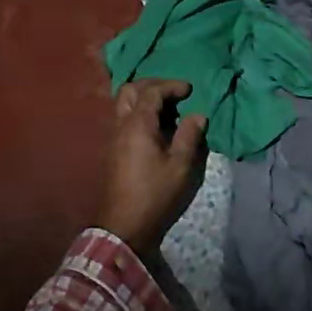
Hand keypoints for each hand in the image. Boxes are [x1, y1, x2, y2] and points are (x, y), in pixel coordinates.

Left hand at [95, 79, 209, 251]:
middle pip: (130, 90)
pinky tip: (156, 127)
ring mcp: (114, 137)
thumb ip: (189, 136)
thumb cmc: (155, 194)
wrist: (124, 225)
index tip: (189, 89)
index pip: (152, 92)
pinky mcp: (114, 149)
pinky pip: (124, 118)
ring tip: (167, 109)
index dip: (171, 86)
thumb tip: (198, 115)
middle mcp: (121, 125)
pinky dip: (139, 112)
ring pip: (124, 104)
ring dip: (143, 98)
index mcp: (137, 124)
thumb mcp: (180, 166)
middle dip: (152, 85)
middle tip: (174, 92)